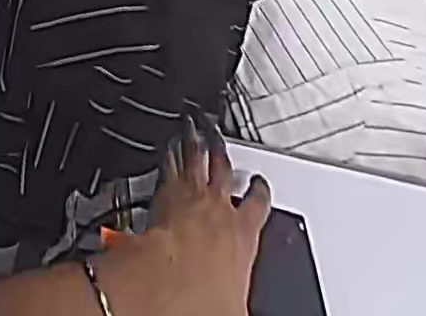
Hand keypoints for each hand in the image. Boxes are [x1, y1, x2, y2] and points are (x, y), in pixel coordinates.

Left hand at [97, 118, 271, 315]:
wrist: (172, 275)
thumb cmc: (204, 291)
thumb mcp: (238, 306)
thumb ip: (244, 301)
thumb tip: (247, 311)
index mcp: (242, 233)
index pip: (258, 205)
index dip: (260, 191)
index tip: (258, 183)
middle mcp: (217, 207)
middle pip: (223, 169)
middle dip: (222, 152)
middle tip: (220, 137)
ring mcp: (190, 193)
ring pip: (196, 157)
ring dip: (196, 142)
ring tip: (195, 128)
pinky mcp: (165, 190)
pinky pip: (169, 163)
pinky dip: (169, 151)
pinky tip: (167, 144)